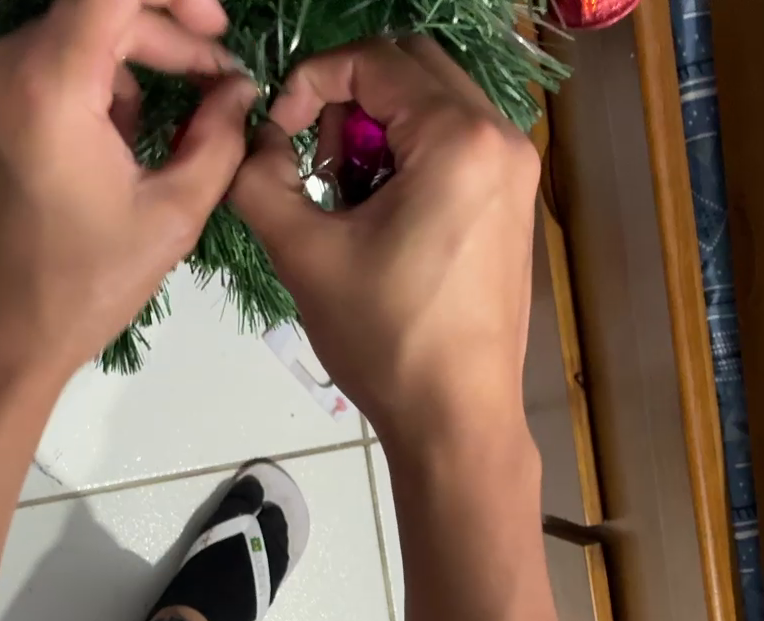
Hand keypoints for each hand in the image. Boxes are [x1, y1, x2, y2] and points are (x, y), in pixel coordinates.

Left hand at [0, 0, 256, 393]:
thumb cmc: (77, 295)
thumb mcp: (168, 221)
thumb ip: (217, 143)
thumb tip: (236, 95)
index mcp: (45, 83)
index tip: (217, 34)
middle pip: (92, 14)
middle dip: (162, 44)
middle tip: (212, 97)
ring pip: (62, 47)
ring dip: (119, 78)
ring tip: (145, 148)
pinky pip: (30, 77)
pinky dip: (77, 97)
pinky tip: (98, 158)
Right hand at [228, 38, 539, 451]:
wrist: (454, 417)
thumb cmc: (384, 339)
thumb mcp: (307, 257)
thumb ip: (260, 184)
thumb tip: (247, 149)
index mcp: (459, 138)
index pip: (373, 60)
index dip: (310, 84)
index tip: (276, 138)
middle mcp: (502, 139)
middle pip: (412, 72)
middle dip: (348, 105)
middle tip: (317, 170)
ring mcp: (516, 176)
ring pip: (436, 109)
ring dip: (379, 135)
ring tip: (347, 203)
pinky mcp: (513, 210)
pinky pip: (457, 150)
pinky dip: (411, 163)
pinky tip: (384, 222)